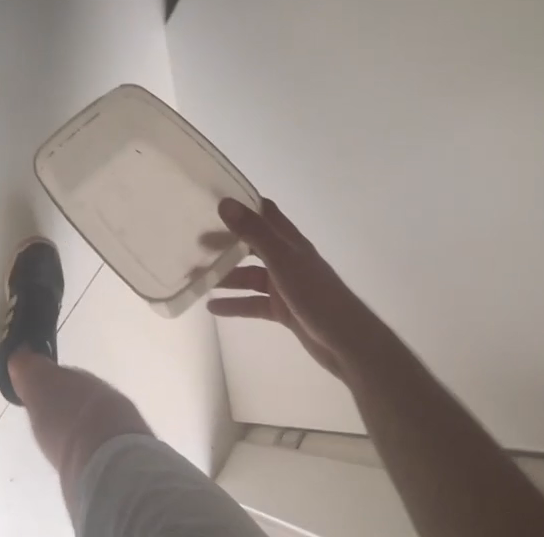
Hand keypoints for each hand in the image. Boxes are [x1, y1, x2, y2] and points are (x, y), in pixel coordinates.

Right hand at [208, 198, 392, 382]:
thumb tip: (224, 203)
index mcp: (290, 242)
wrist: (348, 344)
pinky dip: (234, 304)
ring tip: (197, 276)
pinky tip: (212, 308)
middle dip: (225, 241)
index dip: (242, 203)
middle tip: (195, 241)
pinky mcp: (283, 310)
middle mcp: (286, 259)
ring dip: (226, 276)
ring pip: (249, 275)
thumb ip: (254, 233)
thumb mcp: (282, 260)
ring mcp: (285, 285)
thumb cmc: (317, 296)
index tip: (213, 198)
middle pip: (251, 244)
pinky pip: (253, 302)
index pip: (264, 213)